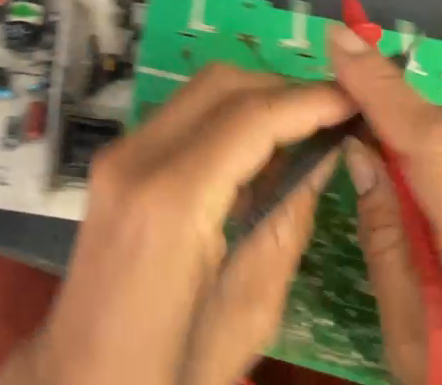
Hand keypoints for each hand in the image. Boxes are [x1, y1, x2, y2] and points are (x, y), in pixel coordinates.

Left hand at [1, 65, 354, 384]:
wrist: (84, 377)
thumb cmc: (173, 367)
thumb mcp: (251, 308)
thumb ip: (288, 219)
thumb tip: (326, 152)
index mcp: (173, 200)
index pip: (250, 118)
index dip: (309, 100)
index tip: (356, 99)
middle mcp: (137, 158)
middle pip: (219, 85)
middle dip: (282, 89)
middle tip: (335, 114)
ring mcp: (118, 154)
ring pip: (197, 92)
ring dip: (253, 98)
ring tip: (305, 128)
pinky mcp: (113, 161)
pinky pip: (178, 116)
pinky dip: (224, 117)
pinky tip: (258, 148)